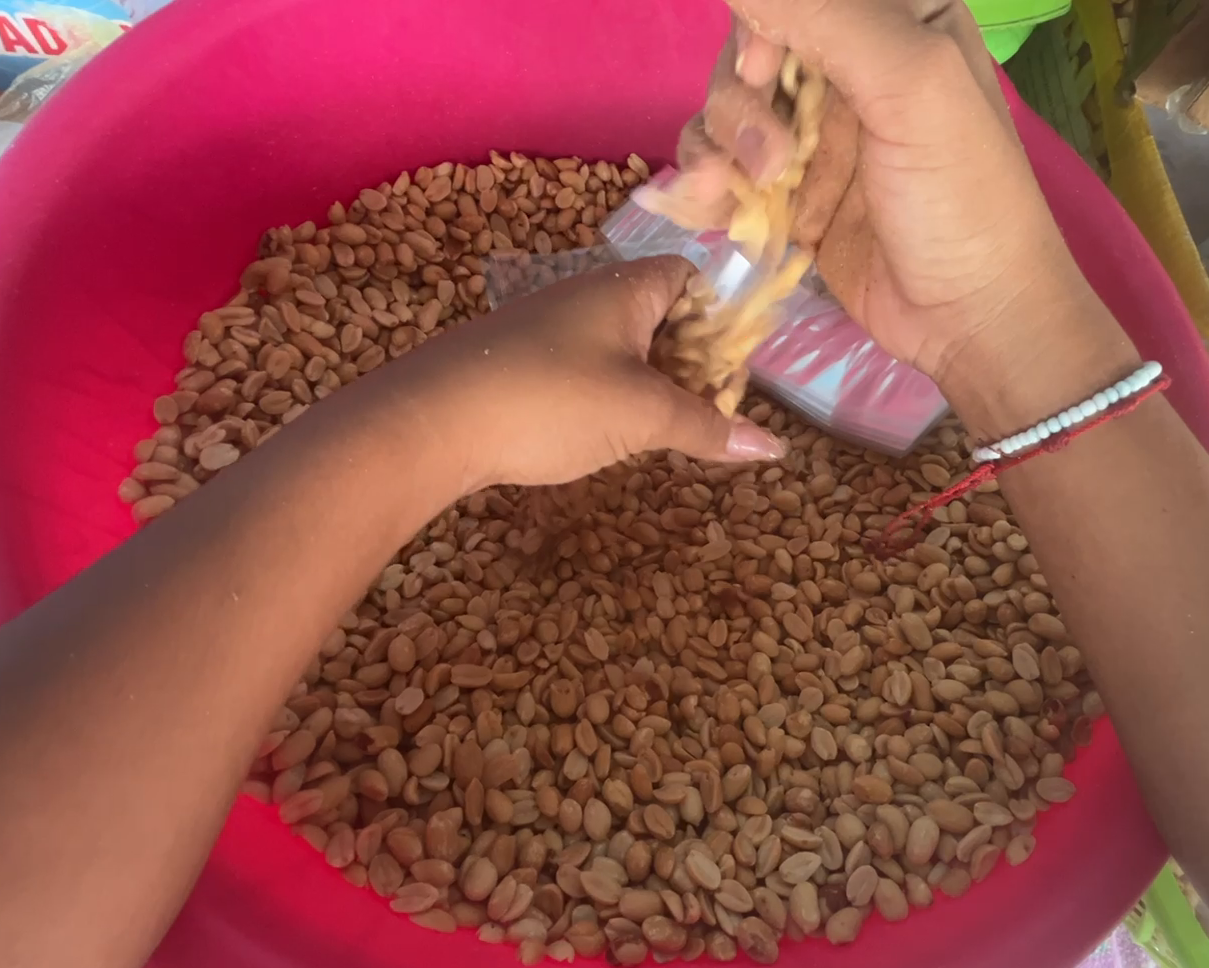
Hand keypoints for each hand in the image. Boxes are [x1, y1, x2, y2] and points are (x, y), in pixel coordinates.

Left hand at [384, 256, 784, 493]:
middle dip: (691, 361)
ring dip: (652, 384)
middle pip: (661, 315)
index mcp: (624, 289)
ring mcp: (551, 329)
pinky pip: (589, 369)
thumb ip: (709, 428)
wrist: (434, 421)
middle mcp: (588, 296)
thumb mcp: (643, 415)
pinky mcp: (525, 363)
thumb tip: (775, 448)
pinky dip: (613, 396)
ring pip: (623, 348)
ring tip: (668, 429)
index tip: (733, 368)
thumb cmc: (552, 400)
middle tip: (709, 410)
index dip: (720, 316)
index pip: (690, 277)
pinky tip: (612, 433)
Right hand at [675, 0, 1133, 419]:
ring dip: (718, 153)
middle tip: (772, 164)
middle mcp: (846, 74)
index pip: (792, 1)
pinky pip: (727, 176)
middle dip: (740, 106)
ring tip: (743, 196)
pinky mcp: (790, 201)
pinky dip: (711, 191)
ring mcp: (814, 142)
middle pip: (747, 57)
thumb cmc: (960, 198)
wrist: (965, 317)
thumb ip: (828, 14)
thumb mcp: (912, 84)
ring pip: (726, 118)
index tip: (765, 75)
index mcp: (892, 21)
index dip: (759, 31)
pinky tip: (718, 211)